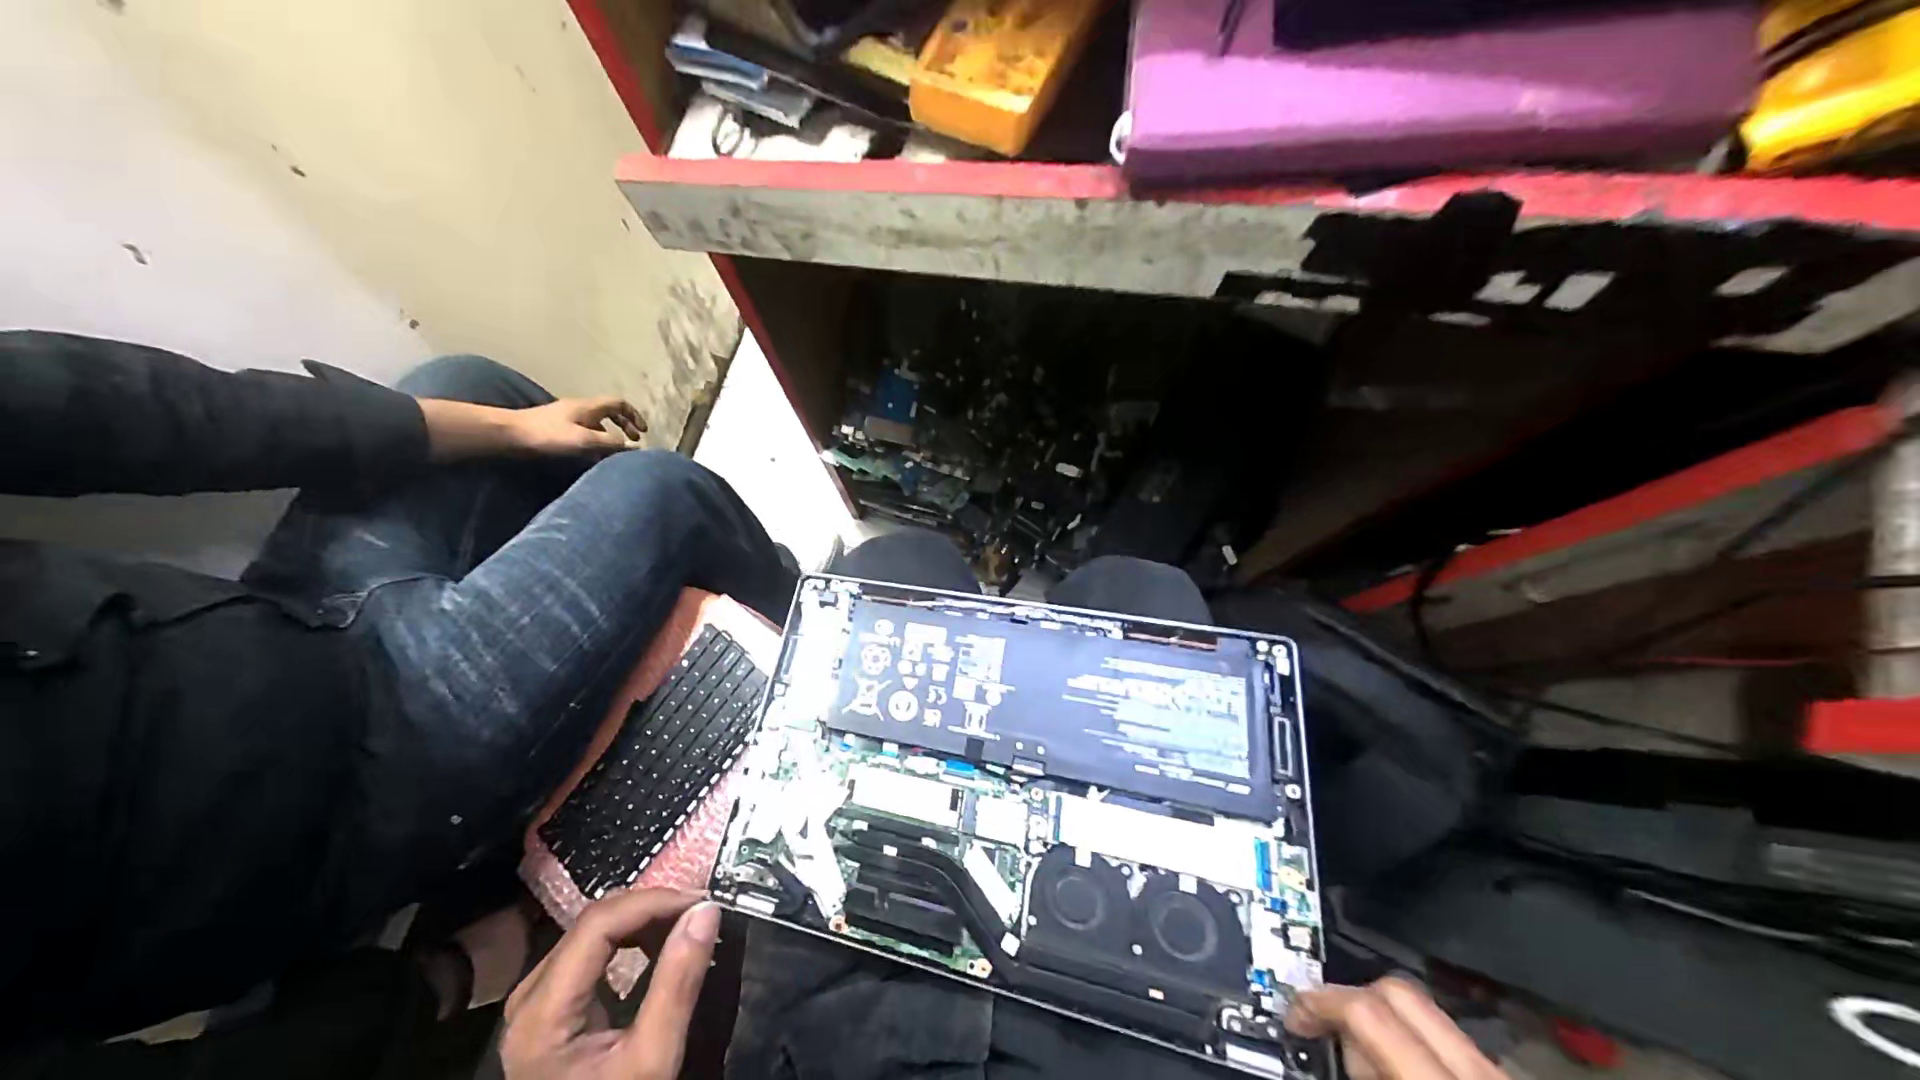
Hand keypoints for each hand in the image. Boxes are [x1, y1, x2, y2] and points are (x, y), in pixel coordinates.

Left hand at [500, 889, 718, 1079]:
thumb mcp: (652, 1059)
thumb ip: (678, 983)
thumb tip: (707, 911)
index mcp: (542, 1013)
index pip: (598, 924)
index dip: (652, 902)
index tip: (702, 902)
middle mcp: (530, 995)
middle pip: (593, 922)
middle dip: (652, 906)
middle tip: (701, 909)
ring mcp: (538, 999)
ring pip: (595, 930)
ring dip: (645, 918)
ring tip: (688, 922)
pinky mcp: (553, 1005)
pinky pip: (594, 950)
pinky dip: (634, 938)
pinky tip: (664, 943)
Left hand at [507, 398, 646, 456]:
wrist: (510, 435)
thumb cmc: (548, 435)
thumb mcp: (584, 440)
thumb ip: (610, 442)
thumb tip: (630, 446)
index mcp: (589, 407)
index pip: (620, 404)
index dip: (635, 416)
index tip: (643, 432)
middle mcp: (581, 409)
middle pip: (610, 412)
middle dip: (626, 425)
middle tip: (634, 441)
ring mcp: (568, 418)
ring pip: (598, 423)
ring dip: (611, 435)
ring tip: (616, 451)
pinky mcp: (558, 429)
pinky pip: (586, 431)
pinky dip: (597, 440)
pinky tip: (594, 455)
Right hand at [1285, 977, 1508, 1079]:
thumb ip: (1360, 1075)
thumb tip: (1326, 1045)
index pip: (1369, 1011)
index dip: (1319, 1002)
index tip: (1296, 1018)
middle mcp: (1480, 1074)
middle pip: (1399, 993)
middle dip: (1350, 999)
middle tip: (1325, 1032)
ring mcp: (1503, 1078)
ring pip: (1430, 1018)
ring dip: (1384, 1027)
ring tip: (1365, 1066)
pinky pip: (1455, 1048)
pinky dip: (1417, 1051)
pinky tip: (1402, 1076)